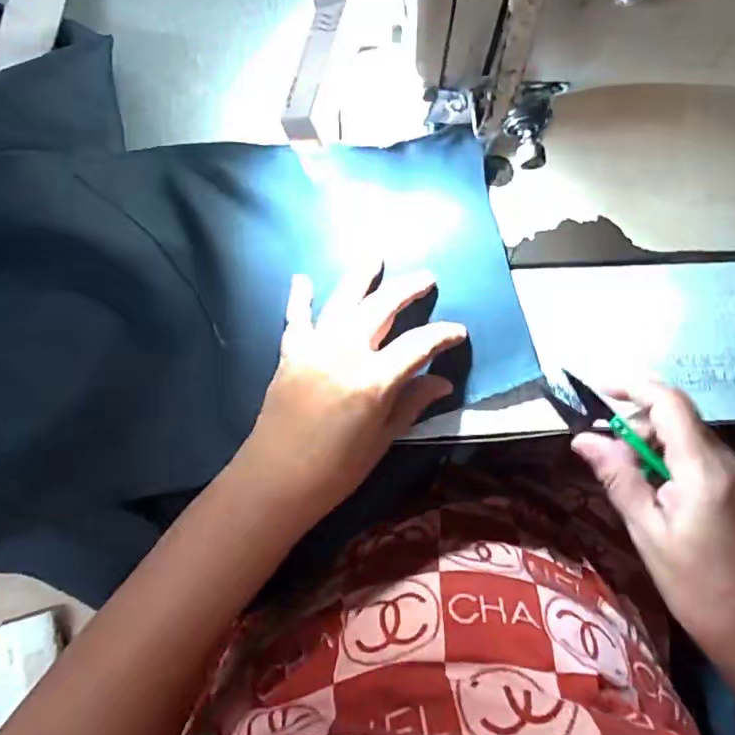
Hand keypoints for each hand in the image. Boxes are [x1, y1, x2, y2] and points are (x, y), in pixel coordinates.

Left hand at [232, 261, 466, 524]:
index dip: (443, 335)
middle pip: (381, 308)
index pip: (418, 345)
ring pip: (342, 302)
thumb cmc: (336, 469)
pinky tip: (303, 279)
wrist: (276, 478)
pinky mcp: (290, 354)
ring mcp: (314, 348)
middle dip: (407, 289)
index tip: (458, 330)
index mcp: (373, 379)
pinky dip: (300, 298)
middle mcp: (344, 353)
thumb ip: (410, 404)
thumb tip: (441, 381)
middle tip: (426, 277)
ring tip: (375, 257)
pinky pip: (296, 318)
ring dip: (360, 277)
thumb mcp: (381, 439)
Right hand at [571, 381, 734, 686]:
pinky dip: (677, 468)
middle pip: (680, 422)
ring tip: (632, 489)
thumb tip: (583, 439)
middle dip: (638, 429)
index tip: (598, 393)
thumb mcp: (649, 535)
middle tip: (607, 463)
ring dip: (656, 450)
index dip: (633, 388)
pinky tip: (663, 503)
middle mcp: (734, 465)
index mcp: (707, 470)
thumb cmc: (704, 593)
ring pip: (693, 443)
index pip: (670, 403)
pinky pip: (708, 465)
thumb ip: (619, 479)